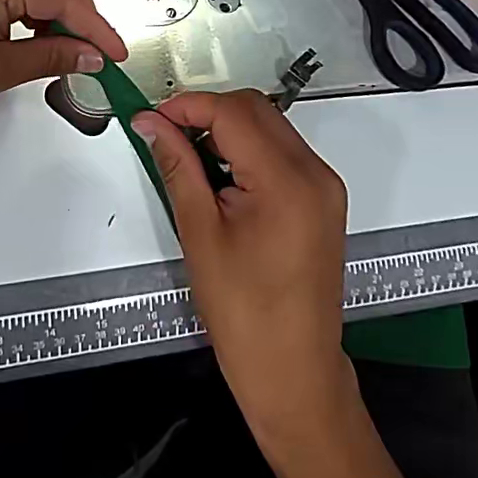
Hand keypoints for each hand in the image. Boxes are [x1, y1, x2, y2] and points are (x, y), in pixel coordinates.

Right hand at [130, 92, 349, 433]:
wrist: (293, 370)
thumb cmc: (246, 315)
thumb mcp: (199, 233)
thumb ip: (177, 166)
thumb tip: (153, 125)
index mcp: (286, 183)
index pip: (233, 113)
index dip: (188, 106)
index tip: (154, 117)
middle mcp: (315, 174)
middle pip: (255, 109)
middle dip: (207, 112)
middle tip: (168, 134)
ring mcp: (324, 185)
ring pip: (270, 125)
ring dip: (227, 129)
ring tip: (191, 159)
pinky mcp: (323, 197)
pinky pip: (282, 150)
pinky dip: (248, 149)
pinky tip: (221, 175)